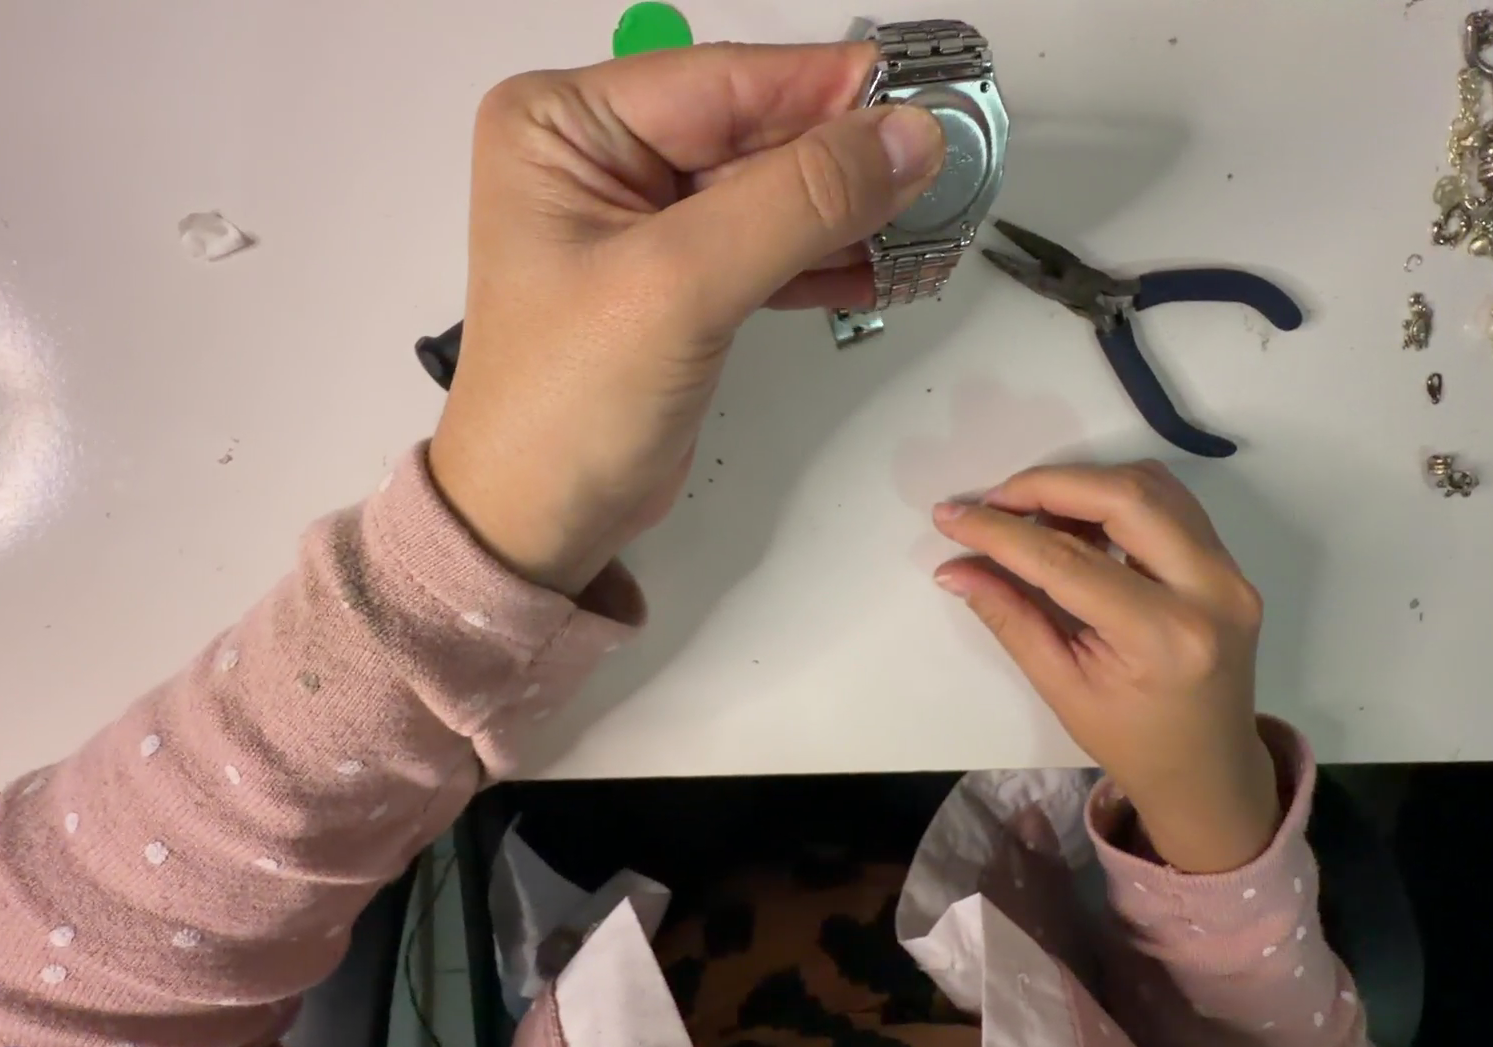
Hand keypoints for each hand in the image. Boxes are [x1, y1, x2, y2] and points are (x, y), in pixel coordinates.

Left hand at [428, 43, 947, 595]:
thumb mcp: (681, 285)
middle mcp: (603, 164)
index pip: (720, 83)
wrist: (546, 517)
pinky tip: (880, 270)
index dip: (828, 86)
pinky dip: (821, 264)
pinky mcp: (679, 289)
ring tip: (928, 224)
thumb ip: (798, 203)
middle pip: (750, 137)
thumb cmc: (573, 402)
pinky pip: (764, 255)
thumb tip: (911, 137)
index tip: (927, 89)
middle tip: (946, 163)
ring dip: (846, 215)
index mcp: (567, 127)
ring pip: (767, 199)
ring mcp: (644, 230)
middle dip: (846, 160)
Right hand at [931, 463, 1278, 873]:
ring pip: (1151, 486)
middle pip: (1124, 496)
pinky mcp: (1230, 563)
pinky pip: (1168, 502)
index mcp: (1162, 637)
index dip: (1000, 532)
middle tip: (991, 501)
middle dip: (1045, 485)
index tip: (951, 517)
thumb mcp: (1059, 686)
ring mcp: (1230, 571)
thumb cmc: (1129, 741)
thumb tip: (953, 568)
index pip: (1066, 560)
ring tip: (1028, 510)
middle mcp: (1210, 591)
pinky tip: (1074, 520)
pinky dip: (1112, 496)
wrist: (1210, 772)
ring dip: (1081, 484)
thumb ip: (1008, 617)